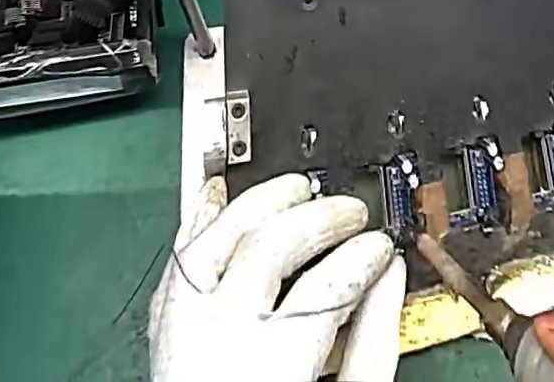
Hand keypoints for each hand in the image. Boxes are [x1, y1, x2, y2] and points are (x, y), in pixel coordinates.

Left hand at [149, 174, 403, 381]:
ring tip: (298, 189)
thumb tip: (389, 274)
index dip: (362, 256)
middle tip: (352, 212)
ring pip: (214, 242)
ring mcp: (181, 340)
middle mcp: (217, 351)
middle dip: (319, 217)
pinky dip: (199, 223)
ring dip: (260, 203)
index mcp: (272, 376)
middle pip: (267, 250)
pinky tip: (221, 197)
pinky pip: (176, 267)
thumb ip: (373, 347)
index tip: (381, 247)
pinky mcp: (164, 337)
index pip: (323, 289)